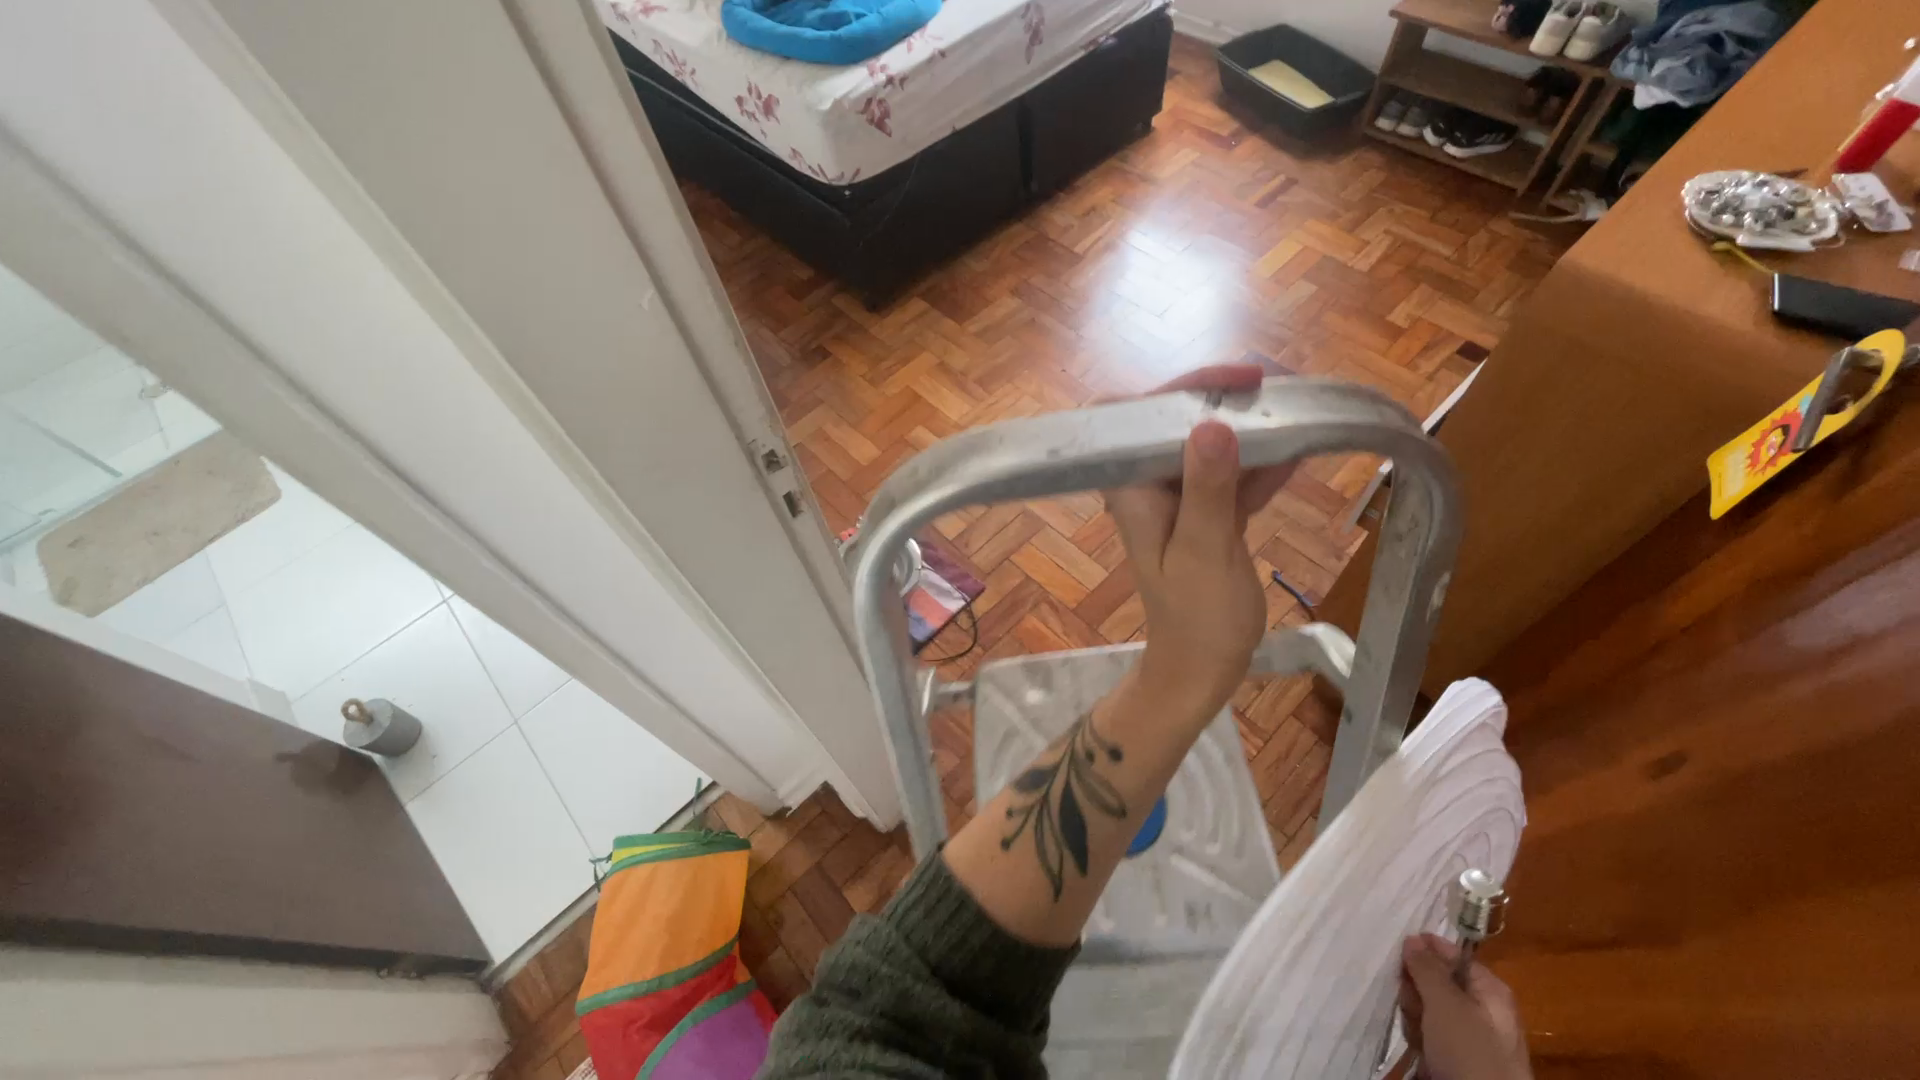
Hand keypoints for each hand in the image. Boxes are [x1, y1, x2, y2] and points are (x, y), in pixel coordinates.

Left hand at [1103, 365, 1291, 717]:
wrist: (1202, 667)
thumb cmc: (1196, 618)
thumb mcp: (1203, 553)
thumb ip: (1207, 491)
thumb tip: (1211, 426)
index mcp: (1133, 489)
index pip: (1138, 415)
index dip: (1181, 387)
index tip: (1235, 380)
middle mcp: (1151, 484)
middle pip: (1180, 421)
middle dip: (1225, 400)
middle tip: (1277, 389)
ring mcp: (1182, 497)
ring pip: (1213, 445)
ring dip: (1252, 428)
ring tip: (1299, 411)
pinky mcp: (1210, 511)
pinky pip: (1235, 476)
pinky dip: (1264, 466)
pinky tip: (1301, 454)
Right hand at [1399, 934, 1532, 1079]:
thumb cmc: (1470, 1052)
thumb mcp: (1447, 1005)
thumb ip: (1428, 968)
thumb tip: (1413, 938)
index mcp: (1488, 989)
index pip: (1450, 952)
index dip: (1424, 952)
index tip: (1401, 960)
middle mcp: (1479, 1006)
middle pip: (1433, 980)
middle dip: (1416, 991)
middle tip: (1415, 1006)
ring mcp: (1465, 1032)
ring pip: (1424, 1006)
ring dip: (1414, 1016)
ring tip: (1420, 1035)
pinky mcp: (1451, 1053)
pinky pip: (1425, 1030)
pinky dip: (1418, 1036)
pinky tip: (1421, 1049)